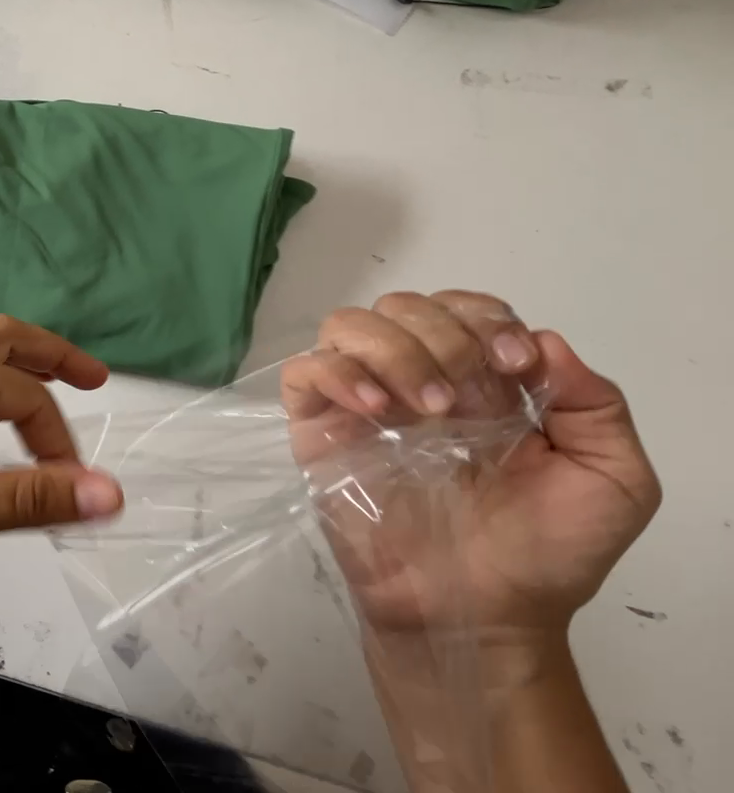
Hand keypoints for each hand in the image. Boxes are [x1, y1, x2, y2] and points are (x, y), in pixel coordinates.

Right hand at [281, 291, 659, 649]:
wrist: (478, 610)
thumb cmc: (542, 550)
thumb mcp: (612, 481)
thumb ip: (597, 408)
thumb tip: (545, 342)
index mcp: (478, 381)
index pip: (464, 309)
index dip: (486, 319)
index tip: (514, 367)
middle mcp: (412, 378)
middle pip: (401, 305)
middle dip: (440, 335)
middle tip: (465, 396)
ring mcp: (358, 401)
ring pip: (346, 326)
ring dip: (389, 350)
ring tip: (423, 407)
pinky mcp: (315, 428)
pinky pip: (303, 371)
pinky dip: (336, 374)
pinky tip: (374, 408)